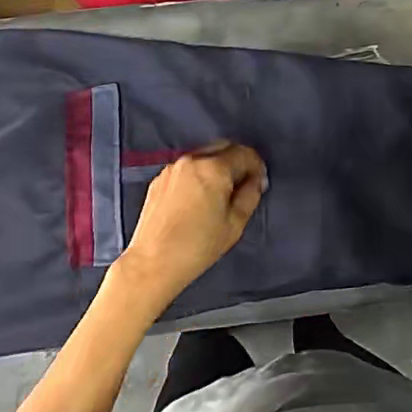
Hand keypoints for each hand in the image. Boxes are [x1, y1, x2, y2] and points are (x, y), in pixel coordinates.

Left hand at [113, 142, 264, 310]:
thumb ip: (251, 194)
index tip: (259, 181)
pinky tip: (199, 197)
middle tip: (243, 184)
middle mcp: (192, 161)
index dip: (257, 166)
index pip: (244, 153)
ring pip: (204, 156)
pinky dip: (199, 174)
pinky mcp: (158, 180)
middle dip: (237, 161)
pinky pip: (187, 168)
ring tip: (220, 192)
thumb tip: (254, 181)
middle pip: (224, 147)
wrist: (152, 263)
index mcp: (214, 168)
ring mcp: (172, 169)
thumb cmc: (198, 245)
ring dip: (218, 166)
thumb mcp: (236, 222)